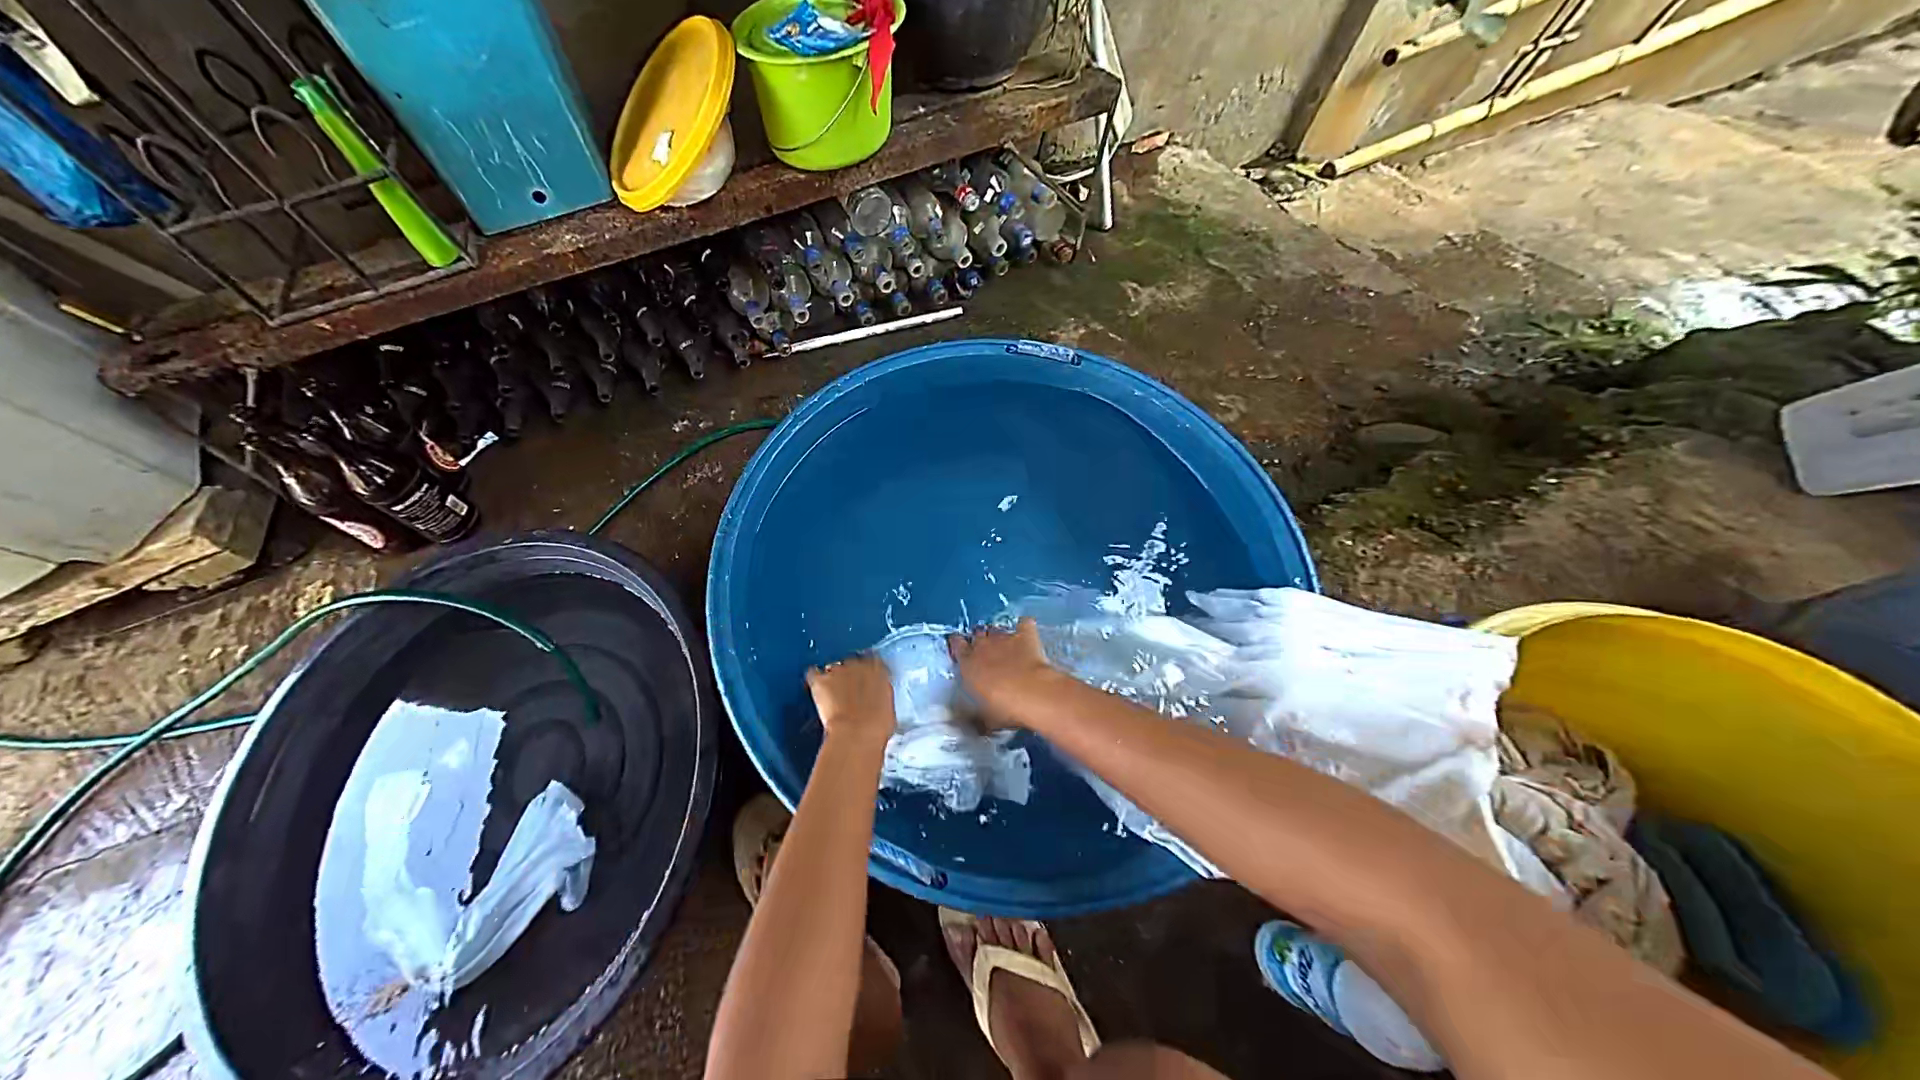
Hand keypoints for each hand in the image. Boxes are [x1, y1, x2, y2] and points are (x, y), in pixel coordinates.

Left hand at [806, 654, 895, 746]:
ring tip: (831, 696)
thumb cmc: (875, 727)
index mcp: (879, 670)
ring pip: (832, 669)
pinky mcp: (820, 680)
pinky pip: (813, 674)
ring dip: (832, 680)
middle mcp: (858, 665)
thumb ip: (881, 697)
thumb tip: (876, 702)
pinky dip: (814, 680)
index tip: (865, 683)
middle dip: (849, 677)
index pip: (872, 662)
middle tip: (848, 694)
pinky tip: (815, 689)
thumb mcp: (888, 709)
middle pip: (851, 664)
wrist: (857, 734)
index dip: (867, 674)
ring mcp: (838, 671)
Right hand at [948, 618, 1060, 729]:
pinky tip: (1026, 632)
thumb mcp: (985, 719)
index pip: (956, 645)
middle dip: (979, 639)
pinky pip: (1023, 623)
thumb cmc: (1004, 708)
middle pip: (977, 633)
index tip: (961, 650)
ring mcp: (1005, 638)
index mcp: (968, 664)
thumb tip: (972, 725)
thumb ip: (976, 718)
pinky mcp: (1026, 635)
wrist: (1033, 694)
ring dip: (998, 634)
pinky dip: (1024, 627)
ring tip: (1005, 645)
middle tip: (986, 653)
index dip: (958, 645)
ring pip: (996, 628)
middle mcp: (983, 645)